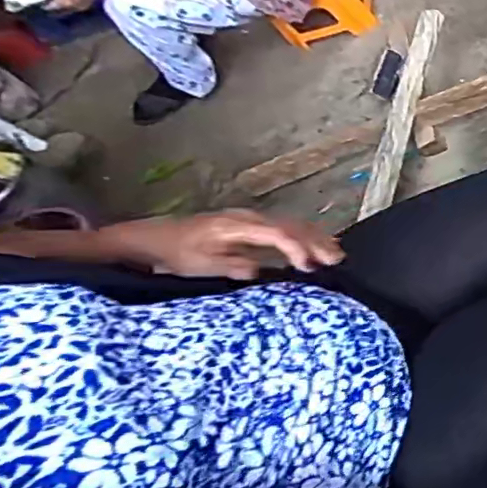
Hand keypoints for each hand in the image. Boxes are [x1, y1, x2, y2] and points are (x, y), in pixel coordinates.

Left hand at [100, 210, 343, 278]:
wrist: (149, 237)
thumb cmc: (174, 253)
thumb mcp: (198, 264)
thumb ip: (232, 266)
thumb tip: (262, 270)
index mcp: (237, 226)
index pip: (278, 234)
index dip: (297, 249)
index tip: (309, 267)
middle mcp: (249, 217)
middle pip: (292, 225)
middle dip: (317, 242)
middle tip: (337, 260)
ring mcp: (251, 217)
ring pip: (293, 223)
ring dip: (316, 238)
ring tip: (335, 253)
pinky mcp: (252, 222)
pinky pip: (286, 225)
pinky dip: (306, 234)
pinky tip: (317, 243)